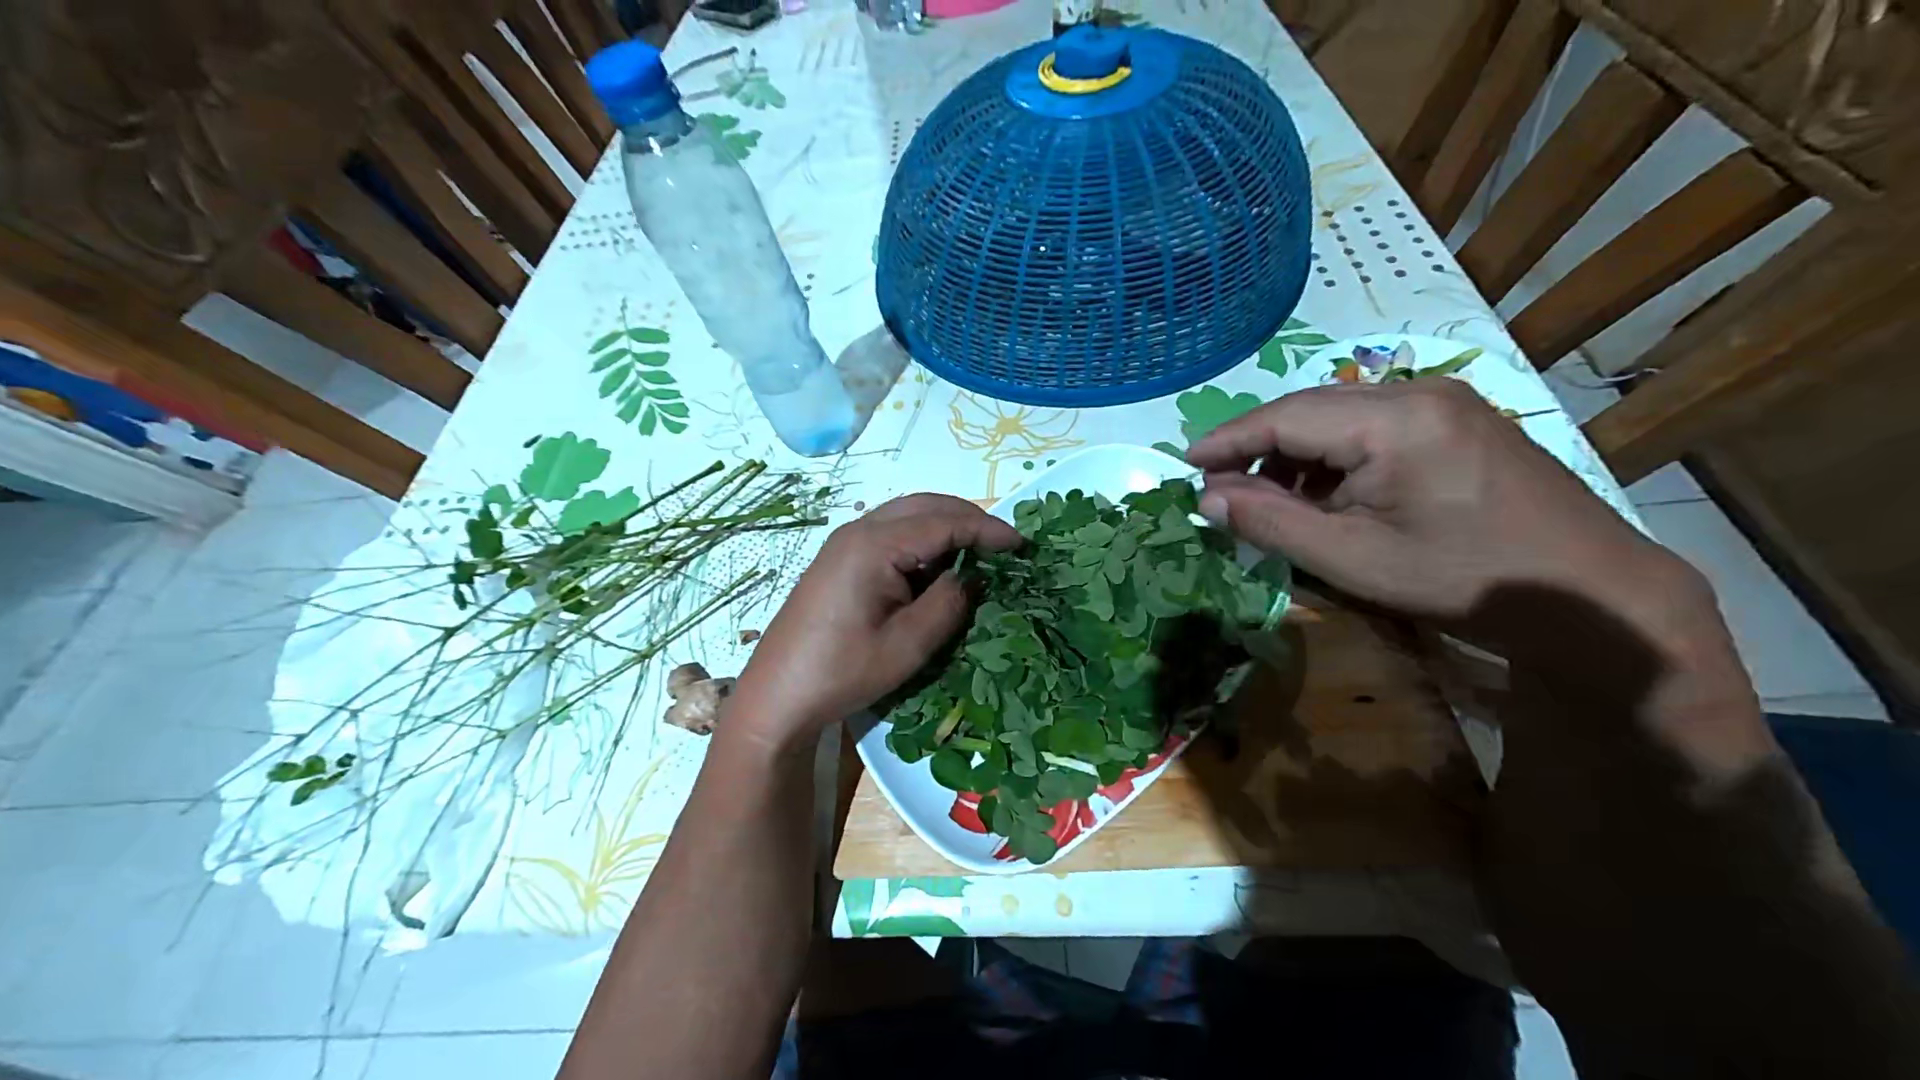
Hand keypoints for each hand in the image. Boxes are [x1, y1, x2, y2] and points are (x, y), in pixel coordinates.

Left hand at [727, 494, 1022, 750]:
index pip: (944, 523)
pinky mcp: (838, 559)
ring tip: (978, 551)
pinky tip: (936, 566)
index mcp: (874, 545)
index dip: (987, 530)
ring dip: (945, 526)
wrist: (777, 695)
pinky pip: (890, 533)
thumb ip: (948, 604)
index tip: (1022, 545)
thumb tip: (970, 578)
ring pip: (906, 515)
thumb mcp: (907, 646)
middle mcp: (857, 531)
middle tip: (1003, 544)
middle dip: (968, 519)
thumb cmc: (842, 672)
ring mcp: (844, 543)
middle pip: (924, 506)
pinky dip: (921, 539)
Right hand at [1187, 379, 1712, 652]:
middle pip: (1309, 409)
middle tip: (1219, 488)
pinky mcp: (1458, 420)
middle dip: (1257, 448)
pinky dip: (1333, 456)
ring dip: (1294, 454)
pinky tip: (1324, 494)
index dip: (1227, 440)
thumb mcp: (1351, 558)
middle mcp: (1418, 392)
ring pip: (1338, 416)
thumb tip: (1207, 498)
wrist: (1590, 593)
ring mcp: (1445, 402)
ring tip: (1268, 500)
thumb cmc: (1461, 578)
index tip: (1184, 465)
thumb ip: (1270, 522)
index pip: (1283, 417)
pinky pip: (1372, 425)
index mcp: (1393, 420)